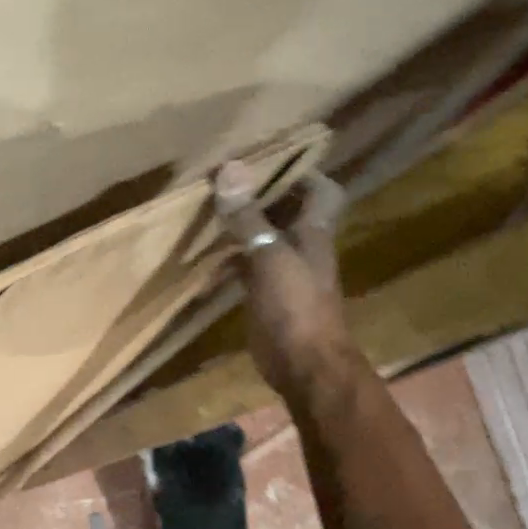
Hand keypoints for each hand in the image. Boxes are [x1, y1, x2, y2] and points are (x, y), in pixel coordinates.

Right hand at [219, 164, 358, 401]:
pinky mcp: (267, 299)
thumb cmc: (294, 307)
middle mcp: (303, 249)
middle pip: (288, 214)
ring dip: (242, 229)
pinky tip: (206, 262)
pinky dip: (230, 262)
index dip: (302, 174)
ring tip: (208, 216)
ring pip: (265, 241)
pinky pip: (248, 270)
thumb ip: (248, 216)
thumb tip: (230, 168)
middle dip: (262, 198)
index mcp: (313, 233)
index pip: (321, 191)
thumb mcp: (268, 256)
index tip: (269, 162)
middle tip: (225, 186)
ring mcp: (285, 276)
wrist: (305, 365)